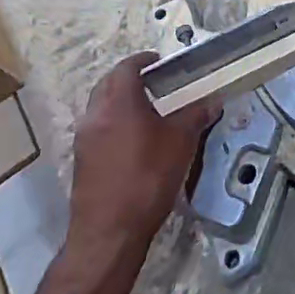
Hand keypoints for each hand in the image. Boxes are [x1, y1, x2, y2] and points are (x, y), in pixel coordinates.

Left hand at [67, 52, 216, 250]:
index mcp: (118, 104)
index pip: (126, 69)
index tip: (159, 61)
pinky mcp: (82, 163)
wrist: (110, 232)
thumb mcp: (181, 141)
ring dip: (120, 101)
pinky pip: (98, 129)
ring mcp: (84, 141)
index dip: (142, 60)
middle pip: (107, 85)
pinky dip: (114, 122)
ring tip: (148, 109)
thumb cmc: (148, 176)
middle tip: (155, 81)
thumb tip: (212, 101)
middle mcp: (95, 117)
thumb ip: (196, 115)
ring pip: (100, 108)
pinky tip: (135, 138)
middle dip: (128, 78)